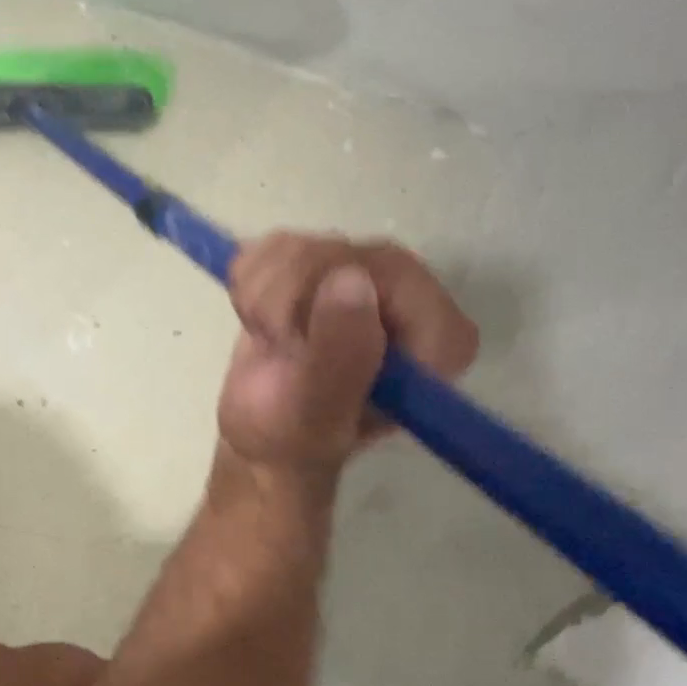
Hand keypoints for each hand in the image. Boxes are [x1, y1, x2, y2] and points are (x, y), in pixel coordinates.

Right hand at [217, 233, 477, 476]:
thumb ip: (338, 356)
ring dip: (263, 294)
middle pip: (342, 251)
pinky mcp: (320, 268)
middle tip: (276, 343)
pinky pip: (276, 244)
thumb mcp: (315, 415)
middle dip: (286, 298)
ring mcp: (365, 279)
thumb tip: (350, 280)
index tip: (288, 339)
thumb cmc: (292, 441)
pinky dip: (250, 281)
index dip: (322, 293)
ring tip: (270, 338)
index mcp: (436, 337)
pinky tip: (260, 319)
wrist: (257, 441)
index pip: (387, 272)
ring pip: (303, 244)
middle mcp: (412, 299)